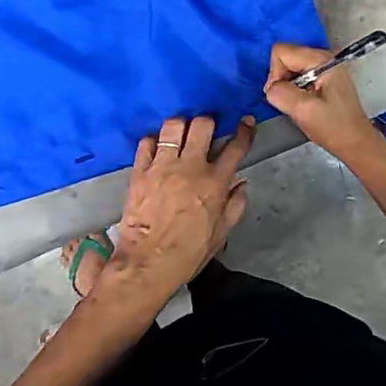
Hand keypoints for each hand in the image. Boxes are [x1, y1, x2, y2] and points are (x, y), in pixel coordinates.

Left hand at [84, 116, 253, 321]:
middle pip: (203, 125)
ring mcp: (162, 168)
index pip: (236, 146)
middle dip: (208, 121)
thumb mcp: (223, 231)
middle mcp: (190, 168)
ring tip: (181, 132)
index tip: (246, 121)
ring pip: (173, 127)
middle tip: (207, 128)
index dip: (244, 130)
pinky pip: (146, 144)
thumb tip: (242, 183)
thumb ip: (236, 204)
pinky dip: (154, 141)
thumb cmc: (190, 251)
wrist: (148, 264)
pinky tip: (158, 148)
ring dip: (181, 126)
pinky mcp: (140, 173)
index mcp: (216, 182)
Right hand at [264, 42, 385, 163]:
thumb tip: (271, 88)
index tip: (284, 95)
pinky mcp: (324, 78)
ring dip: (288, 87)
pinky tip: (305, 104)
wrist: (356, 142)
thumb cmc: (334, 127)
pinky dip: (295, 90)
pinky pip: (299, 77)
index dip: (275, 74)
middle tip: (292, 103)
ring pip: (291, 68)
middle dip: (281, 80)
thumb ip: (281, 93)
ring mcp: (325, 67)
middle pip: (286, 57)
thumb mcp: (304, 110)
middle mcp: (324, 58)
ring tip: (300, 105)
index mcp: (322, 60)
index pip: (282, 52)